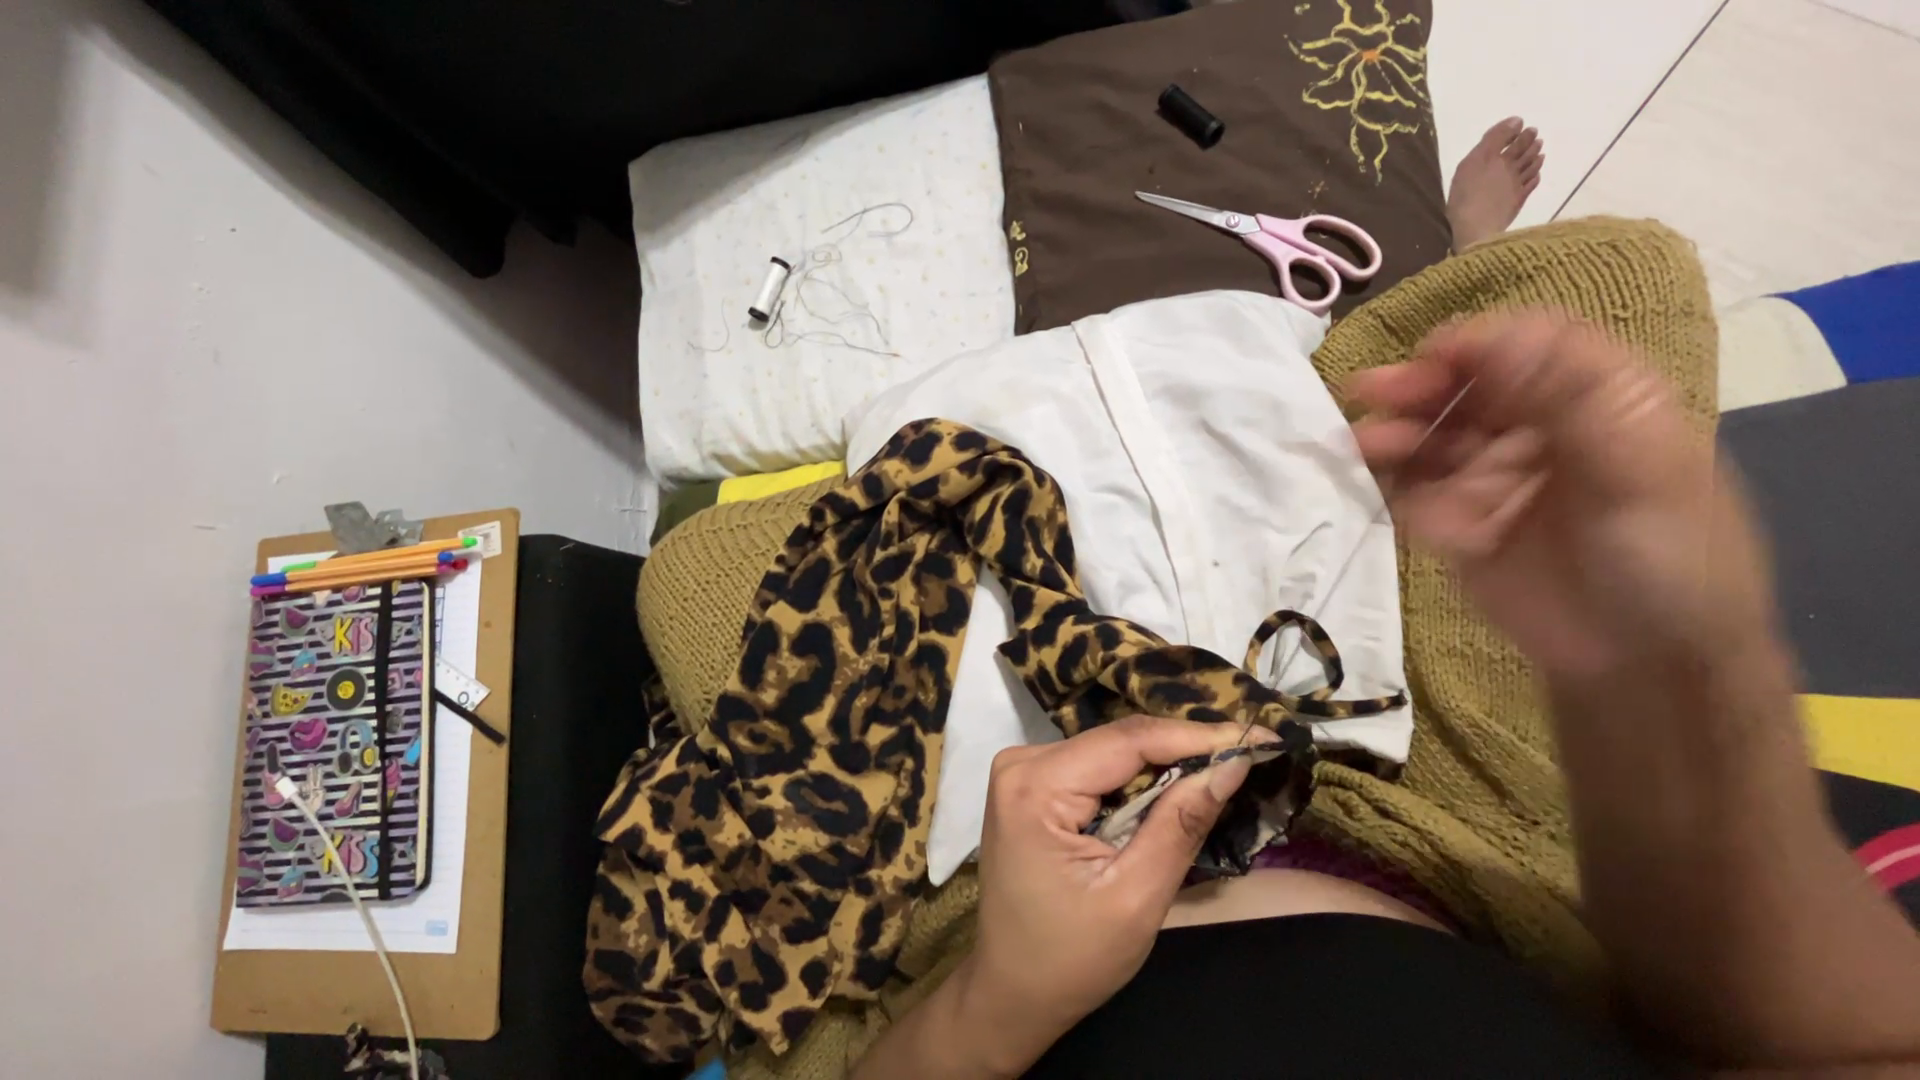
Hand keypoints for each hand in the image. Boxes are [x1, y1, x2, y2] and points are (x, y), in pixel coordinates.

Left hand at [954, 716, 1261, 1072]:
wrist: (1011, 991)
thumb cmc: (1070, 959)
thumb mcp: (1136, 897)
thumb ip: (1181, 824)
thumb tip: (1231, 763)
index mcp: (1036, 785)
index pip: (1129, 739)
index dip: (1198, 736)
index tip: (1260, 737)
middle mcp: (1022, 763)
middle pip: (1120, 741)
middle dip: (1185, 751)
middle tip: (1250, 758)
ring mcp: (1022, 772)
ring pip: (1112, 752)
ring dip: (1165, 768)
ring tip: (1221, 775)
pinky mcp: (1031, 786)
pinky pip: (1096, 769)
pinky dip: (1136, 783)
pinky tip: (1172, 797)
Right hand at [1348, 311, 1776, 679]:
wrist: (1640, 665)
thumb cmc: (1668, 560)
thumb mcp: (1641, 470)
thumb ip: (1570, 400)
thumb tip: (1489, 336)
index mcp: (1594, 402)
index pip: (1528, 347)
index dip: (1478, 344)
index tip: (1431, 356)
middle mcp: (1535, 429)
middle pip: (1465, 386)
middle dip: (1418, 384)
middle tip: (1372, 391)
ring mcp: (1489, 476)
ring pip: (1428, 435)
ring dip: (1391, 430)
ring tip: (1360, 442)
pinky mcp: (1452, 521)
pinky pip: (1407, 488)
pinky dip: (1380, 476)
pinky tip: (1361, 473)